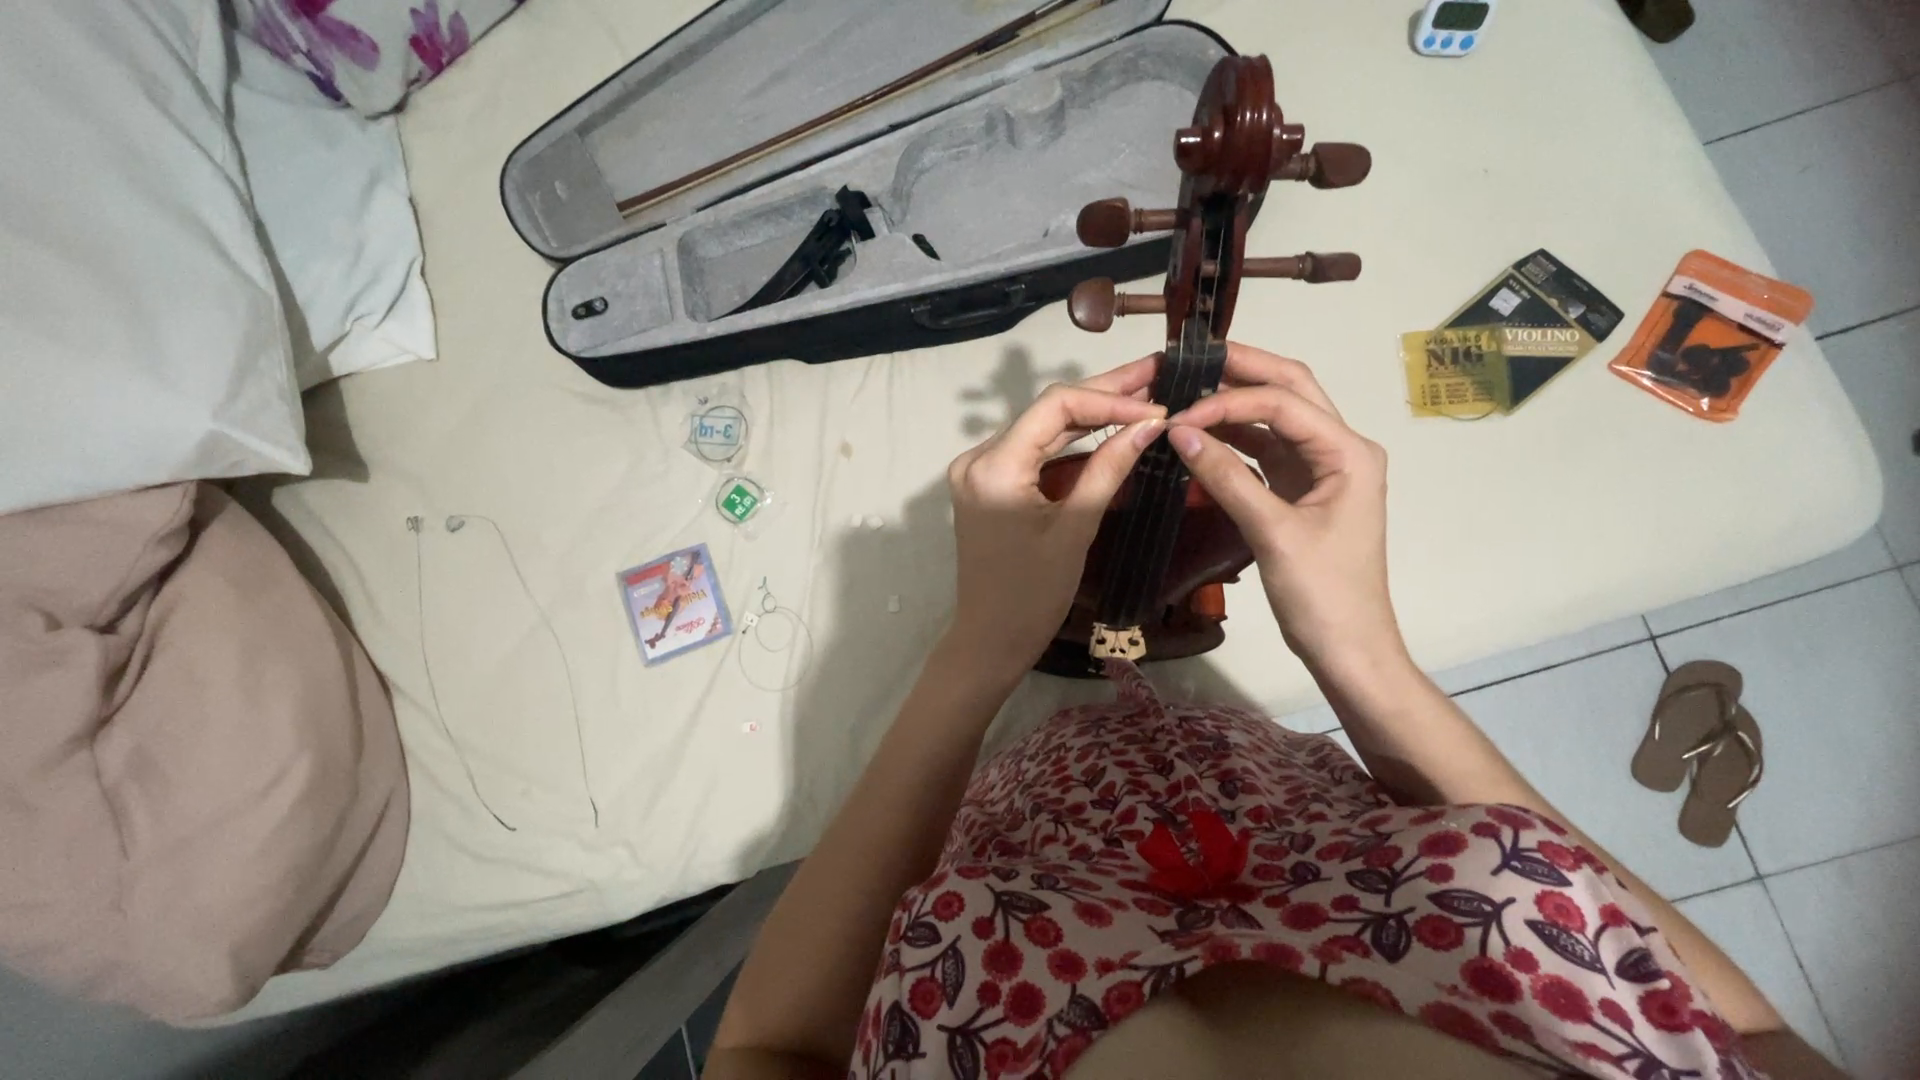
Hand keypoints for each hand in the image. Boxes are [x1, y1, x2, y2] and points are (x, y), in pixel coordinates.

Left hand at [944, 358, 1166, 675]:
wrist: (990, 639)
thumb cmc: (1032, 595)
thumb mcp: (1075, 529)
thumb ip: (1109, 469)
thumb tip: (1151, 423)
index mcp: (993, 465)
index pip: (1055, 405)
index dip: (1109, 399)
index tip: (1156, 405)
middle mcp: (977, 457)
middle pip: (1047, 411)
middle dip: (1103, 395)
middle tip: (1155, 373)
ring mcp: (978, 470)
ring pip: (1042, 429)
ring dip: (1090, 414)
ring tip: (1141, 393)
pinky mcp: (987, 484)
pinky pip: (1033, 452)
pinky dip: (1070, 442)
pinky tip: (1108, 426)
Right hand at [1165, 344, 1405, 678]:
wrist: (1347, 646)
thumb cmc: (1321, 593)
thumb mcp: (1272, 533)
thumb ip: (1226, 477)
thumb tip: (1178, 432)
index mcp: (1347, 452)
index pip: (1282, 403)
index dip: (1228, 402)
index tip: (1178, 417)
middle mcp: (1339, 449)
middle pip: (1290, 390)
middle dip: (1242, 371)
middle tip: (1188, 361)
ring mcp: (1320, 469)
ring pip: (1276, 417)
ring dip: (1234, 405)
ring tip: (1185, 395)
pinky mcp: (1302, 490)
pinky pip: (1265, 450)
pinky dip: (1234, 440)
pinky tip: (1200, 437)